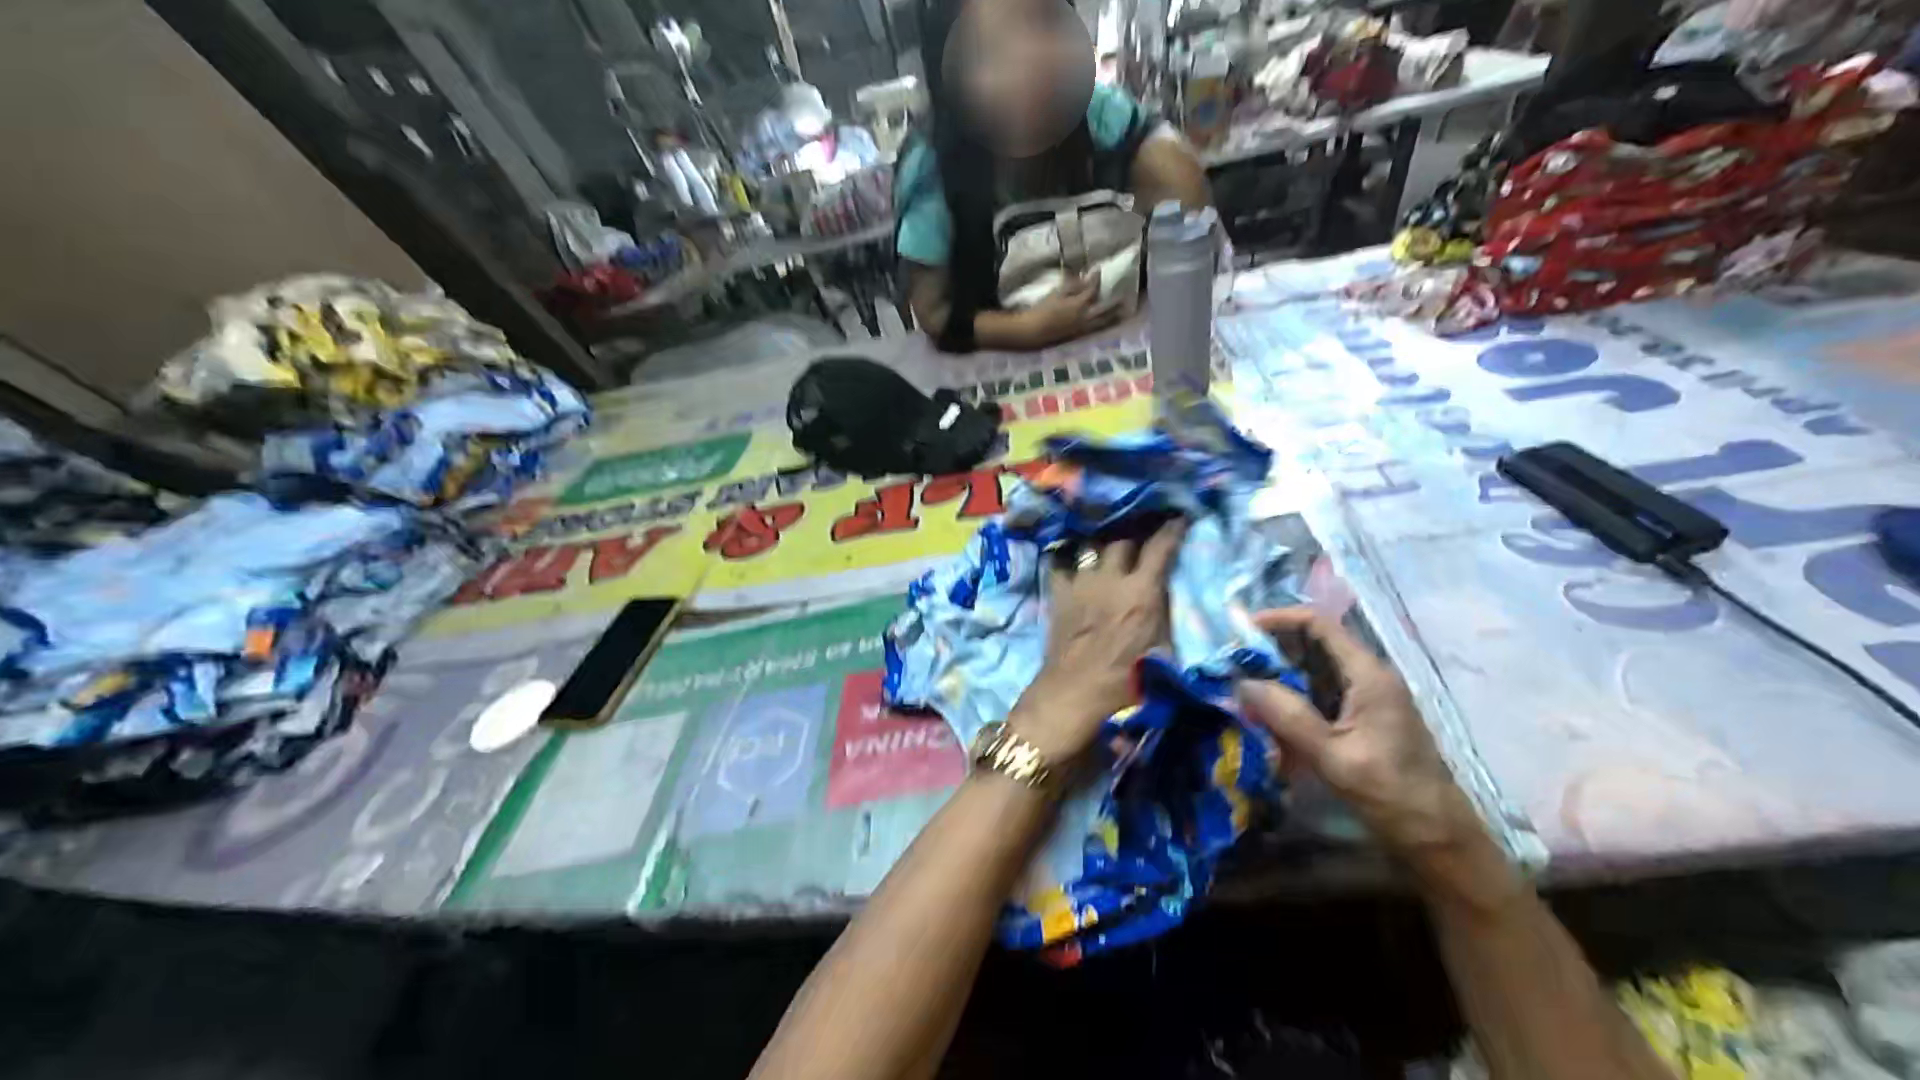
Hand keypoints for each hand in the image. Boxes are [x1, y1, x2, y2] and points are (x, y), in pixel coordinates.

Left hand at [1009, 519, 1187, 768]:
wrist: (1075, 692)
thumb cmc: (1127, 679)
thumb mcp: (1165, 650)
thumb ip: (1172, 617)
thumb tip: (1183, 598)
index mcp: (1141, 591)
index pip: (1161, 547)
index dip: (1172, 529)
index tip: (1179, 517)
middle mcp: (1111, 578)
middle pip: (1124, 538)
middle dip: (1135, 530)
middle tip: (1142, 527)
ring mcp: (1081, 582)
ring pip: (1092, 545)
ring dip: (1103, 541)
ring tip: (1108, 536)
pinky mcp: (1058, 593)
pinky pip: (1061, 562)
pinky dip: (1069, 557)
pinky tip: (1073, 555)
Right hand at [1022, 274, 1117, 345]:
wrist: (1034, 331)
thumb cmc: (1043, 310)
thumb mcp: (1056, 293)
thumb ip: (1071, 285)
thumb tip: (1083, 278)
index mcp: (1079, 304)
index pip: (1093, 289)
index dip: (1096, 279)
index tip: (1098, 270)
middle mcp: (1085, 317)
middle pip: (1105, 309)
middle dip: (1115, 303)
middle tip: (1124, 297)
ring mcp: (1082, 328)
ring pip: (1102, 322)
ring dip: (1112, 317)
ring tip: (1121, 313)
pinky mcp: (1078, 335)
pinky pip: (1095, 329)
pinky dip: (1102, 325)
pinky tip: (1105, 322)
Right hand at [1236, 608, 1487, 861]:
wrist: (1438, 839)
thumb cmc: (1391, 794)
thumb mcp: (1333, 756)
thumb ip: (1287, 716)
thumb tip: (1242, 683)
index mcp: (1367, 674)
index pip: (1317, 624)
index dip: (1276, 619)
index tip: (1237, 632)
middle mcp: (1366, 676)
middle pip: (1311, 642)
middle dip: (1269, 647)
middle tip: (1231, 662)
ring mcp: (1364, 696)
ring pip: (1311, 668)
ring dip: (1276, 673)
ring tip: (1241, 686)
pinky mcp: (1358, 716)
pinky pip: (1316, 692)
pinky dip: (1289, 696)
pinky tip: (1266, 715)